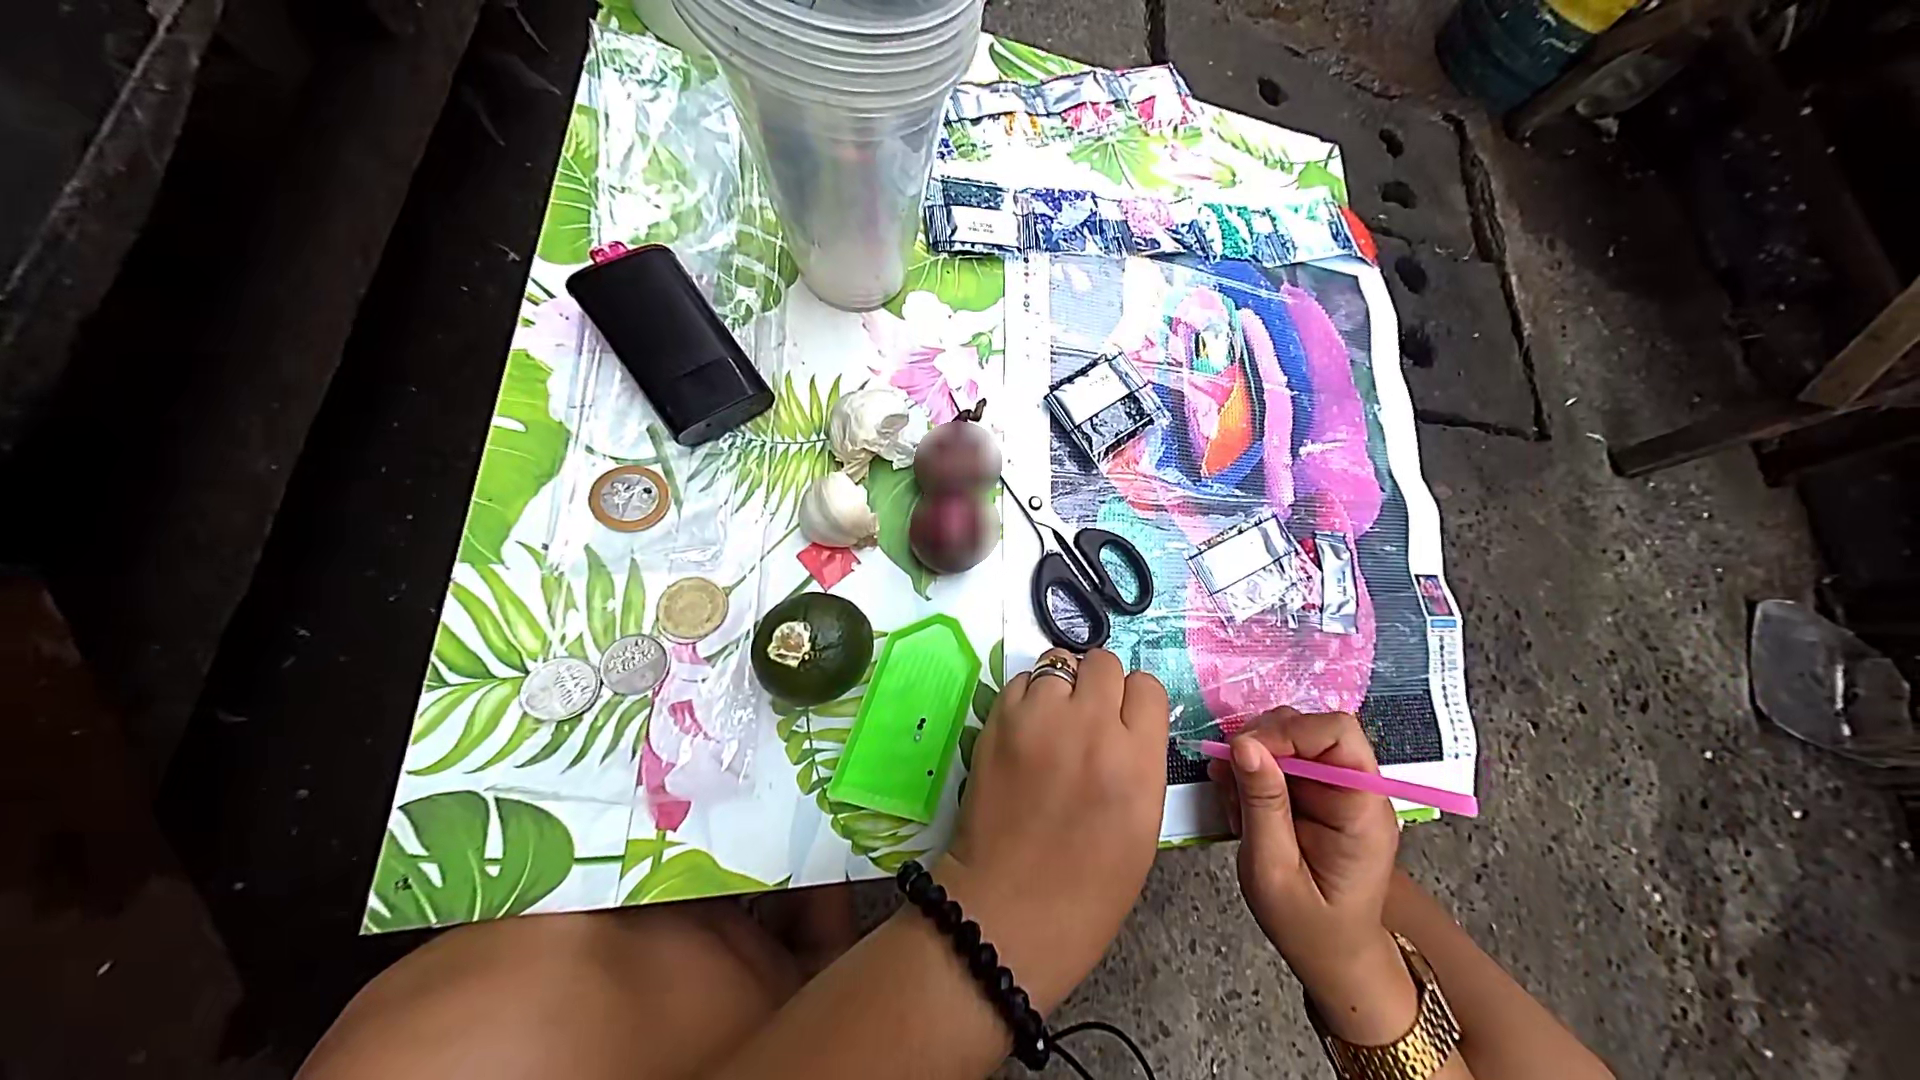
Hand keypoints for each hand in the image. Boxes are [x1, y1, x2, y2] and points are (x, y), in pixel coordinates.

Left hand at [937, 648, 1168, 1012]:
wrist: (1012, 907)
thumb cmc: (1090, 885)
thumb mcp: (1144, 823)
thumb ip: (1141, 759)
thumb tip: (1127, 722)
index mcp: (1137, 758)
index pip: (1147, 686)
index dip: (1136, 700)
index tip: (1125, 717)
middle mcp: (1090, 726)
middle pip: (1104, 663)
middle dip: (1100, 684)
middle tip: (1088, 713)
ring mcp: (1039, 719)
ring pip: (1059, 663)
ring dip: (1061, 686)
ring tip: (1053, 719)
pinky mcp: (998, 721)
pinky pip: (1020, 681)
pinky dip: (1027, 697)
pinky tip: (1026, 729)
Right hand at [1209, 708, 1416, 1042]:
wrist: (1333, 956)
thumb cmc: (1307, 925)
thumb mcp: (1272, 869)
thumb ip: (1261, 803)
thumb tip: (1242, 743)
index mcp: (1361, 808)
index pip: (1337, 732)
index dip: (1287, 730)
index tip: (1242, 751)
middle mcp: (1355, 788)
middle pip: (1309, 727)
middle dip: (1261, 743)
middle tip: (1228, 776)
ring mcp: (1336, 788)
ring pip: (1287, 739)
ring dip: (1251, 759)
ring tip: (1233, 799)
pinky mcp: (1316, 792)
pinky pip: (1278, 760)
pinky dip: (1250, 773)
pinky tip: (1240, 804)